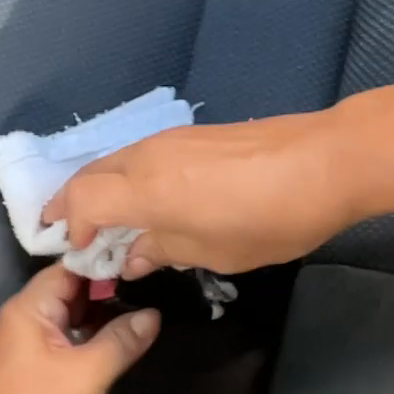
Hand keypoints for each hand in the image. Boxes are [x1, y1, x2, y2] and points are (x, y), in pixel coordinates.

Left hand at [0, 266, 160, 393]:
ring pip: (73, 318)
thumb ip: (121, 341)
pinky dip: (96, 338)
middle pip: (71, 291)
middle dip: (108, 287)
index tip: (141, 258)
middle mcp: (28, 320)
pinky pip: (72, 342)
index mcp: (28, 308)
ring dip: (104, 314)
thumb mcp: (86, 374)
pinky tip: (127, 337)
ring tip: (149, 302)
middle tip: (153, 279)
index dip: (102, 263)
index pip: (67, 270)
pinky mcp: (43, 372)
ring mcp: (34, 347)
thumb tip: (153, 314)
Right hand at [41, 112, 358, 279]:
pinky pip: (136, 156)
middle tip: (69, 229)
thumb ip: (163, 251)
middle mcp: (144, 158)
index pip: (82, 200)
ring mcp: (166, 140)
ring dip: (97, 188)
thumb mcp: (214, 251)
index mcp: (145, 191)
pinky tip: (143, 198)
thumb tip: (132, 258)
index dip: (72, 226)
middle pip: (88, 174)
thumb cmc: (268, 218)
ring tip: (104, 217)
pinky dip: (123, 178)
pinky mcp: (187, 135)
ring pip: (111, 161)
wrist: (324, 160)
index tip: (79, 250)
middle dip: (70, 202)